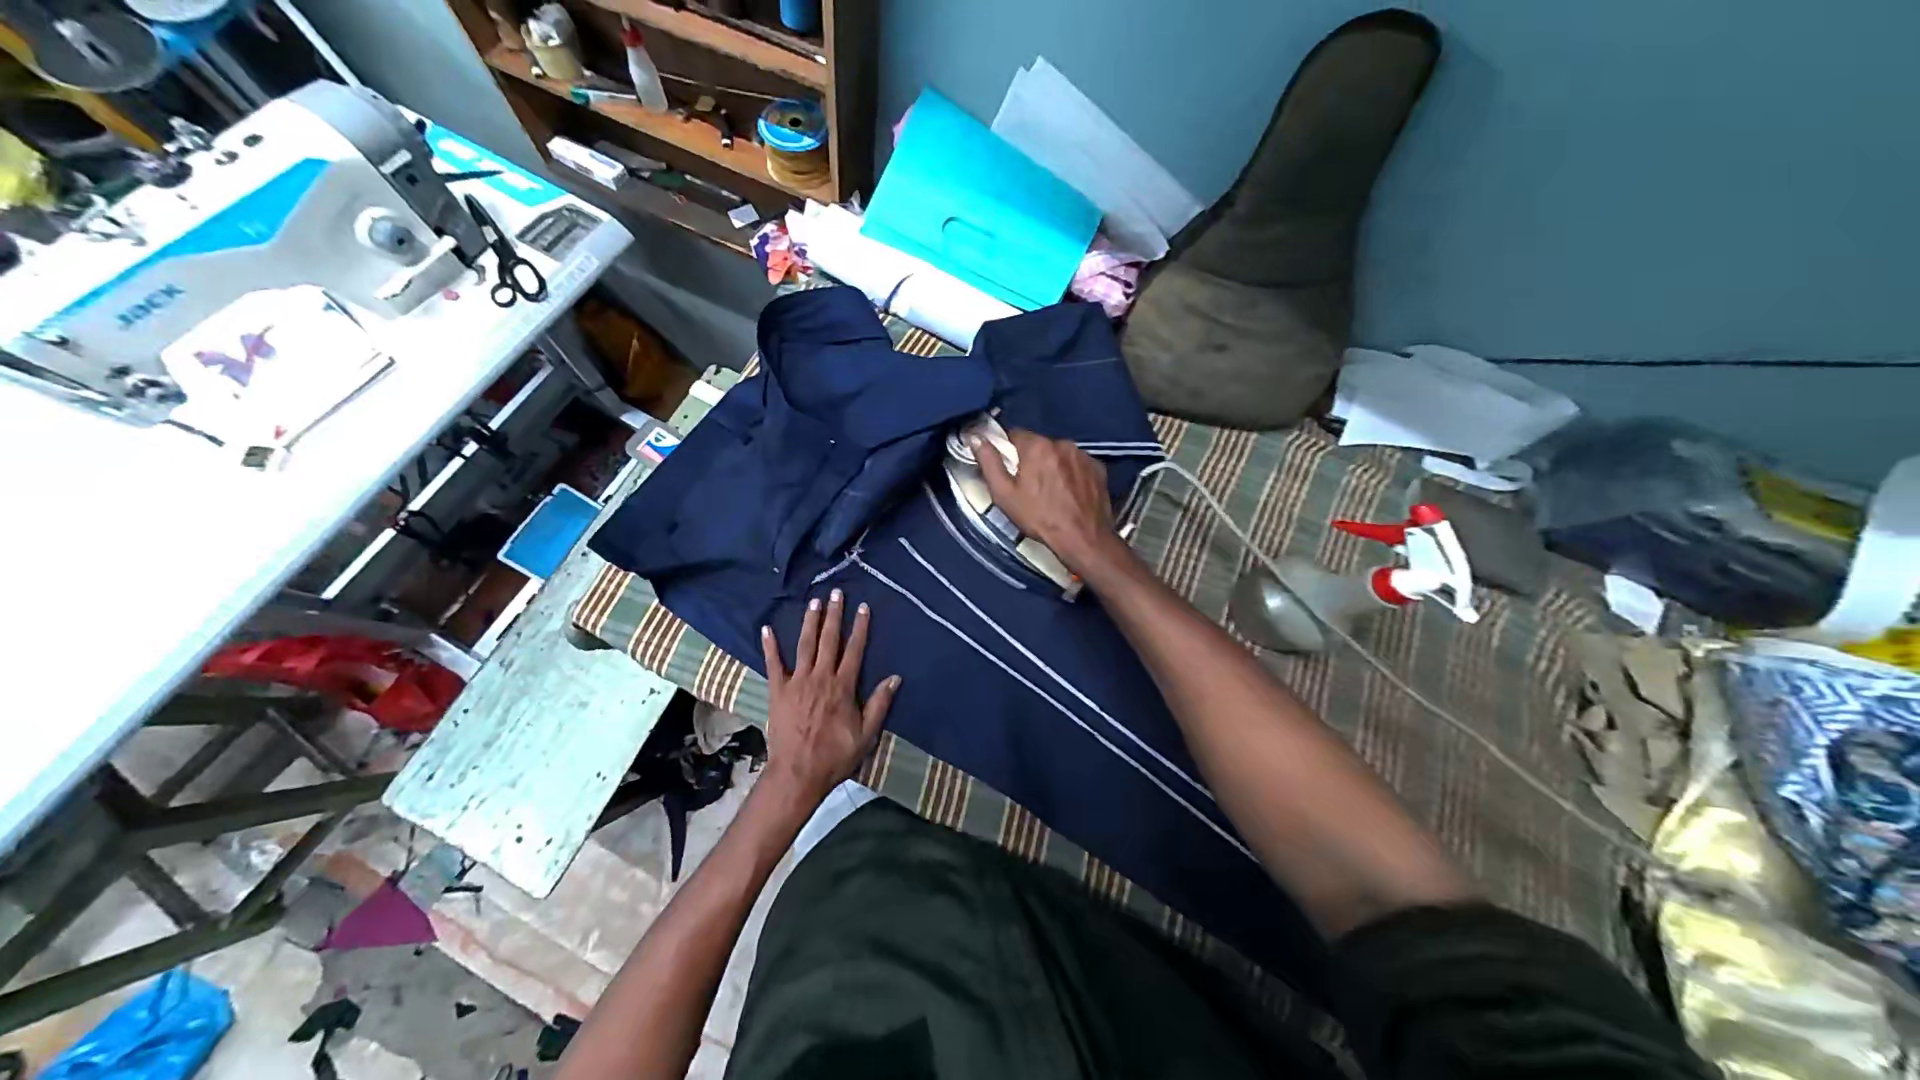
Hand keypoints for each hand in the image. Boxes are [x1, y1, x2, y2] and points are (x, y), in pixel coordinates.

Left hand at [759, 589, 899, 805]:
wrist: (798, 773)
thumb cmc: (835, 755)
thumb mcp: (867, 734)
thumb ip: (879, 703)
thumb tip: (894, 678)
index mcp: (843, 686)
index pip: (855, 650)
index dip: (860, 627)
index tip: (863, 607)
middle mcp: (820, 677)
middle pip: (829, 640)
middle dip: (834, 615)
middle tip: (836, 593)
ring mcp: (796, 682)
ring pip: (804, 645)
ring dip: (809, 621)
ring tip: (813, 602)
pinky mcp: (777, 691)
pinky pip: (773, 664)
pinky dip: (770, 646)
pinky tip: (767, 629)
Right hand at [971, 429, 1119, 573]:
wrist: (1083, 538)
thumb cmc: (1039, 518)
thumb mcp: (1004, 494)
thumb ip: (989, 462)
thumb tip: (977, 439)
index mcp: (1037, 447)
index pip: (1015, 434)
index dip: (1007, 450)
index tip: (1007, 467)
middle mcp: (1062, 444)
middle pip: (1039, 445)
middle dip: (1031, 460)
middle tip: (1028, 485)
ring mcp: (1083, 455)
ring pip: (1059, 454)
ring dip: (1052, 466)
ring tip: (1051, 492)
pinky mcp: (1098, 468)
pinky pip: (1077, 465)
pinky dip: (1071, 474)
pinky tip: (1069, 493)